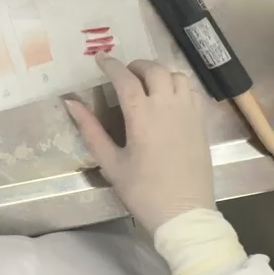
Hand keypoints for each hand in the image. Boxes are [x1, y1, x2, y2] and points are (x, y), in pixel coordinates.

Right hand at [66, 56, 215, 231]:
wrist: (184, 215)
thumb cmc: (143, 191)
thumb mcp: (110, 163)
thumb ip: (90, 129)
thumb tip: (71, 103)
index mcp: (142, 115)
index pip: (125, 78)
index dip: (111, 65)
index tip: (100, 59)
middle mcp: (167, 106)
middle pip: (153, 69)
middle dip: (136, 66)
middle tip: (124, 74)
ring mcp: (188, 113)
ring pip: (176, 75)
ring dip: (159, 73)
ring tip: (147, 84)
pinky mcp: (201, 122)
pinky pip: (192, 91)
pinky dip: (178, 85)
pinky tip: (168, 98)